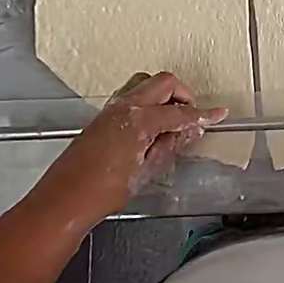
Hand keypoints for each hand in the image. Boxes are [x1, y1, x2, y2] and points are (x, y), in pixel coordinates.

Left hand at [22, 72, 226, 228]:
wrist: (65, 200)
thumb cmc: (102, 190)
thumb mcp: (148, 169)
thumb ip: (172, 144)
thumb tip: (190, 130)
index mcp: (139, 119)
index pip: (181, 112)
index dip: (203, 114)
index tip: (218, 114)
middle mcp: (125, 106)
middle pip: (164, 82)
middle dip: (184, 95)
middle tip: (193, 116)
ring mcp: (112, 108)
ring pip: (147, 84)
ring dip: (164, 94)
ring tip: (174, 118)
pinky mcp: (104, 116)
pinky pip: (133, 95)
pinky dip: (149, 101)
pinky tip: (153, 123)